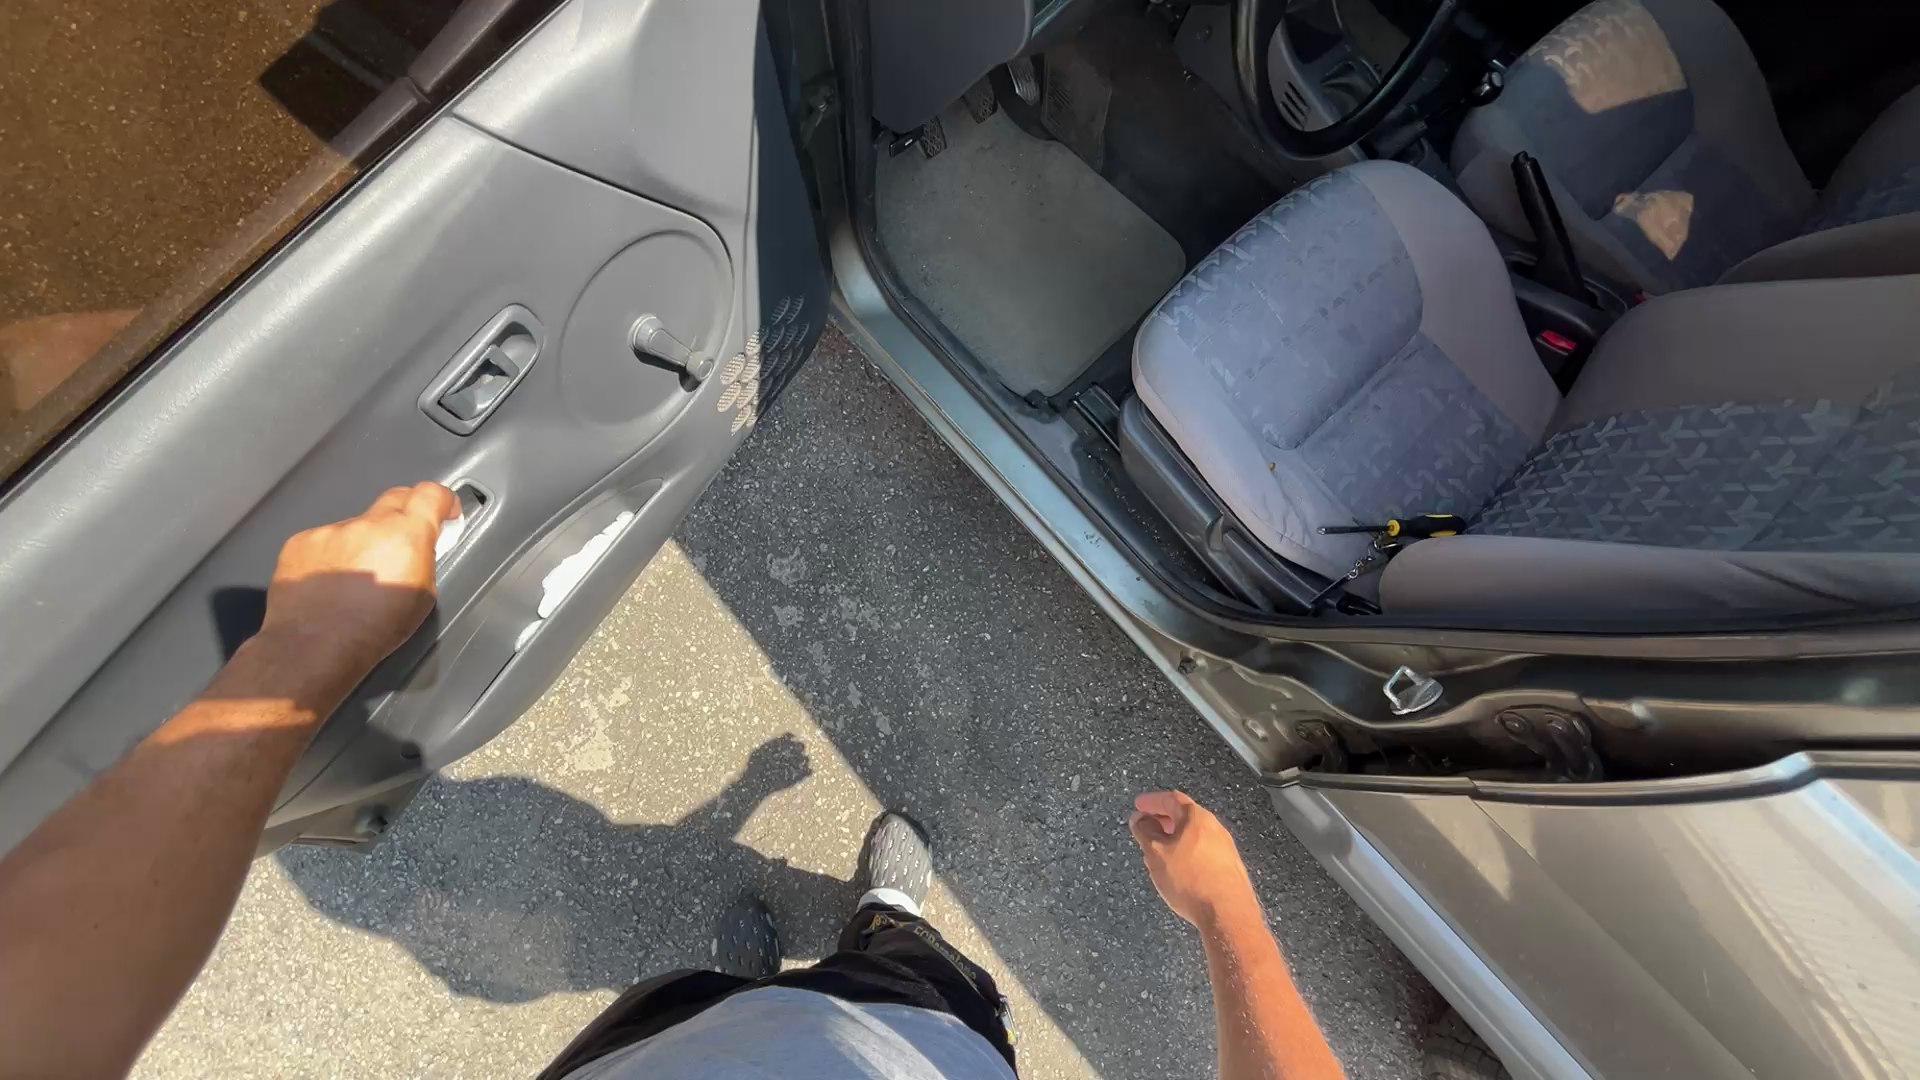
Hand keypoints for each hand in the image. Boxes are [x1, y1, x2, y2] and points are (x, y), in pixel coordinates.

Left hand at [254, 482, 457, 687]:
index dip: (443, 500)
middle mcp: (368, 525)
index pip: (431, 493)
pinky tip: (333, 580)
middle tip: (408, 538)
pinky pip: (327, 538)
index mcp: (406, 535)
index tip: (444, 513)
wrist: (315, 644)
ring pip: (359, 523)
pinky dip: (336, 552)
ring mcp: (330, 531)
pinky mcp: (299, 542)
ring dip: (367, 539)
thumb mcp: (424, 593)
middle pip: (395, 497)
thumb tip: (415, 549)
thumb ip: (422, 558)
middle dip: (408, 512)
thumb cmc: (377, 626)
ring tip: (361, 575)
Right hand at [1130, 791, 1259, 927]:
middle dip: (1163, 819)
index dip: (1152, 800)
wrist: (1228, 915)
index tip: (1139, 805)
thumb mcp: (1155, 853)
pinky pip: (1205, 851)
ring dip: (1175, 837)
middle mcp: (1214, 827)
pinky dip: (1188, 851)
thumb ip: (1144, 831)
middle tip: (1147, 825)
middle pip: (1185, 815)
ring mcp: (1226, 848)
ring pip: (1195, 834)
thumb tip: (1140, 819)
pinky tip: (1180, 869)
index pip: (1171, 798)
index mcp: (1196, 817)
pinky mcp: (1231, 868)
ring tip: (1160, 850)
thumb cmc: (1190, 880)